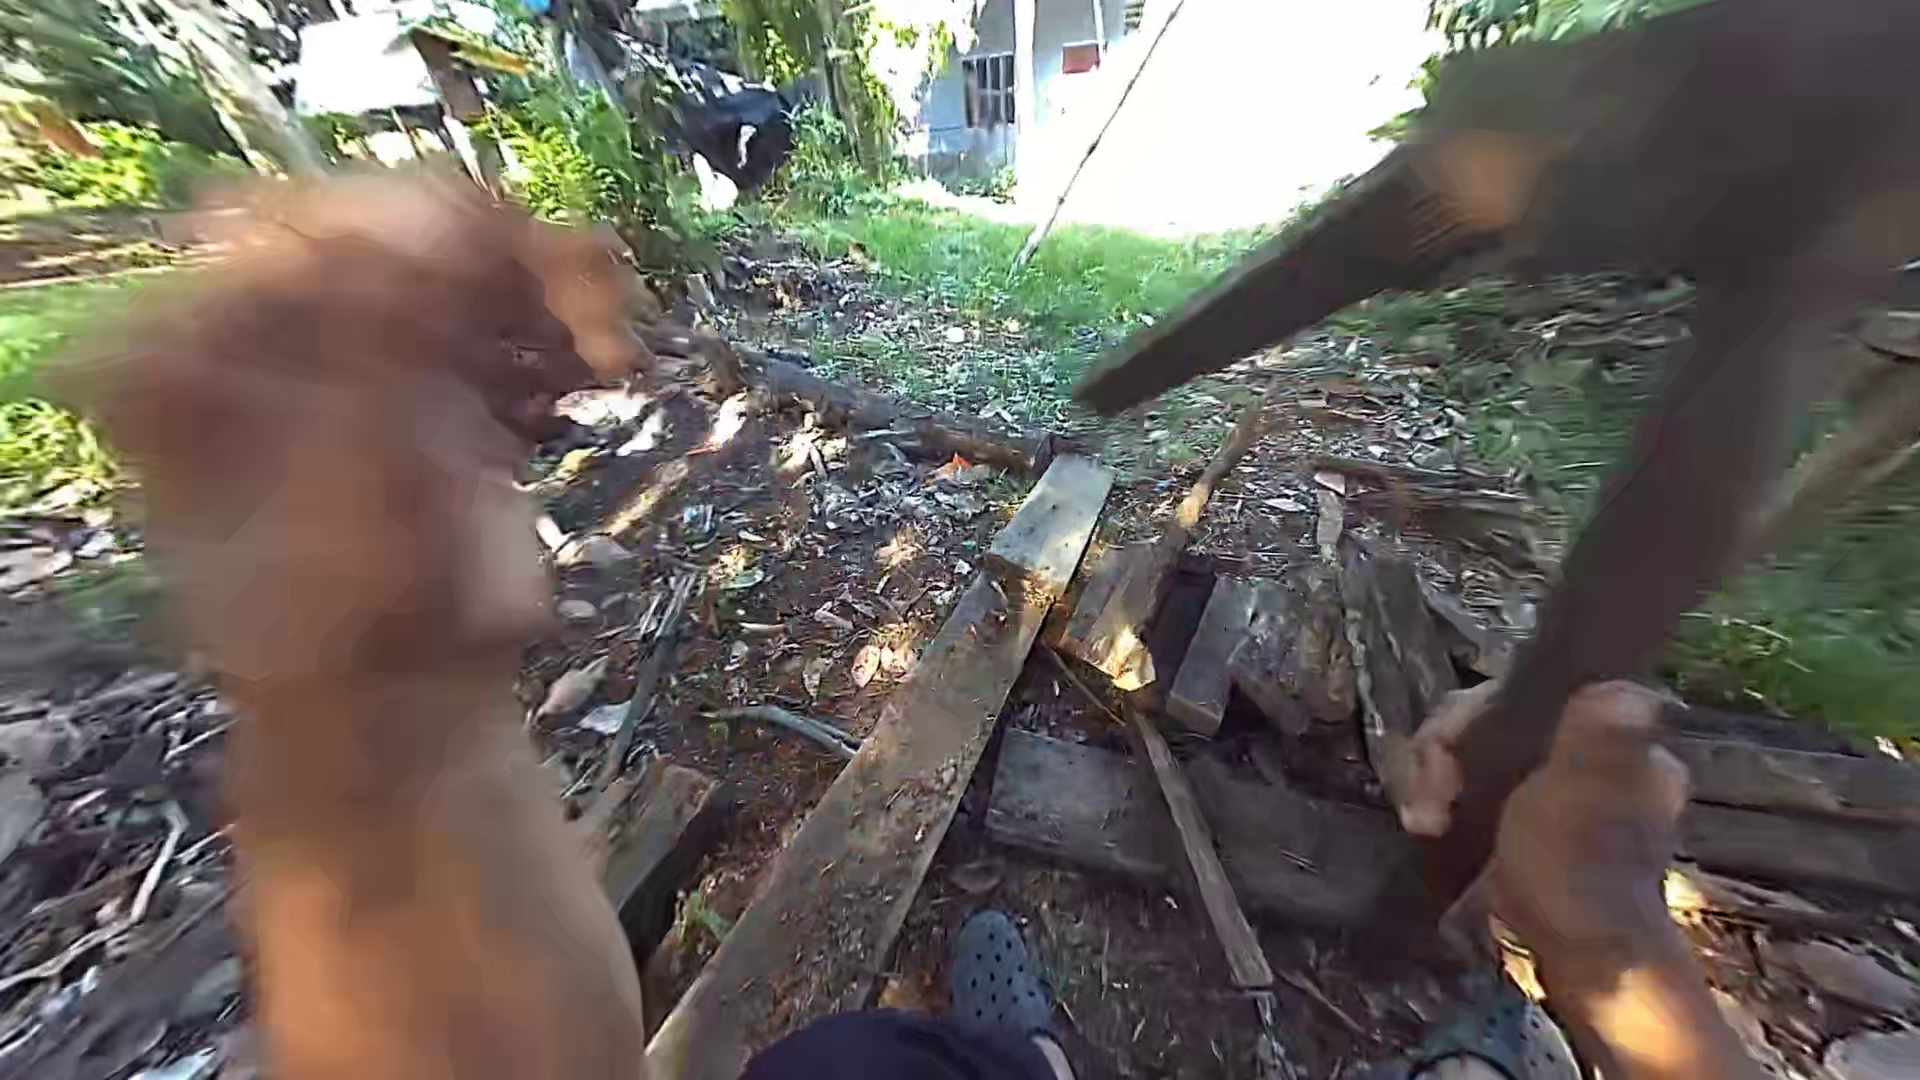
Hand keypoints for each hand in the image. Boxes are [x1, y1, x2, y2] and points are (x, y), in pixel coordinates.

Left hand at [65, 176, 655, 1079]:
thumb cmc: (365, 618)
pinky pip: (517, 342)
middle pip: (417, 244)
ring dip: (563, 312)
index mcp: (206, 348)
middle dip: (527, 276)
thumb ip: (384, 352)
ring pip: (484, 286)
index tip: (551, 296)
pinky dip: (567, 354)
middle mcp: (286, 342)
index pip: (322, 224)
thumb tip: (441, 228)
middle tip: (610, 339)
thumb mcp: (362, 488)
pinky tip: (595, 388)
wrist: (407, 701)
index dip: (445, 239)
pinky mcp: (448, 406)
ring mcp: (375, 373)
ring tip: (614, 367)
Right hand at [1399, 680, 1689, 953]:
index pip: (1513, 695)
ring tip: (1422, 820)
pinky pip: (1460, 779)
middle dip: (1439, 759)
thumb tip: (1623, 687)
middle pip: (1478, 723)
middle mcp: (1578, 751)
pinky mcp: (1518, 807)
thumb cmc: (1573, 870)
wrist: (1579, 956)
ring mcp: (1544, 781)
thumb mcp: (1579, 799)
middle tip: (1429, 800)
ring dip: (1430, 782)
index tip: (1441, 756)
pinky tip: (1426, 824)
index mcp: (1608, 743)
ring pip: (1462, 752)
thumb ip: (1596, 743)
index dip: (1464, 718)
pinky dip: (1438, 797)